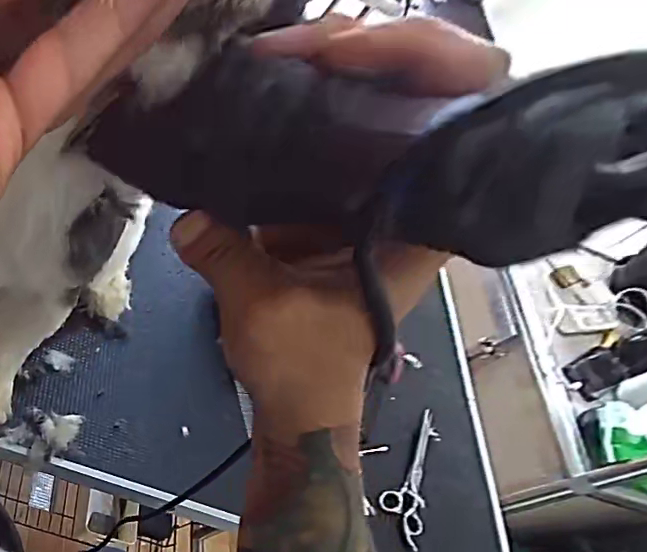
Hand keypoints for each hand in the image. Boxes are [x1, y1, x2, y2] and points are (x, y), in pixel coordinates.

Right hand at [169, 15, 507, 437]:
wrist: (299, 409)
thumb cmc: (303, 372)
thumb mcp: (262, 309)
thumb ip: (225, 253)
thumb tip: (186, 217)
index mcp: (420, 219)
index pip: (460, 103)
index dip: (418, 53)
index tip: (344, 56)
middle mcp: (405, 199)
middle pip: (409, 87)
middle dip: (359, 50)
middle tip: (294, 47)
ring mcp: (367, 202)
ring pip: (363, 111)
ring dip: (321, 76)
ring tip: (269, 59)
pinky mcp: (330, 213)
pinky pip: (320, 147)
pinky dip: (291, 121)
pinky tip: (257, 100)